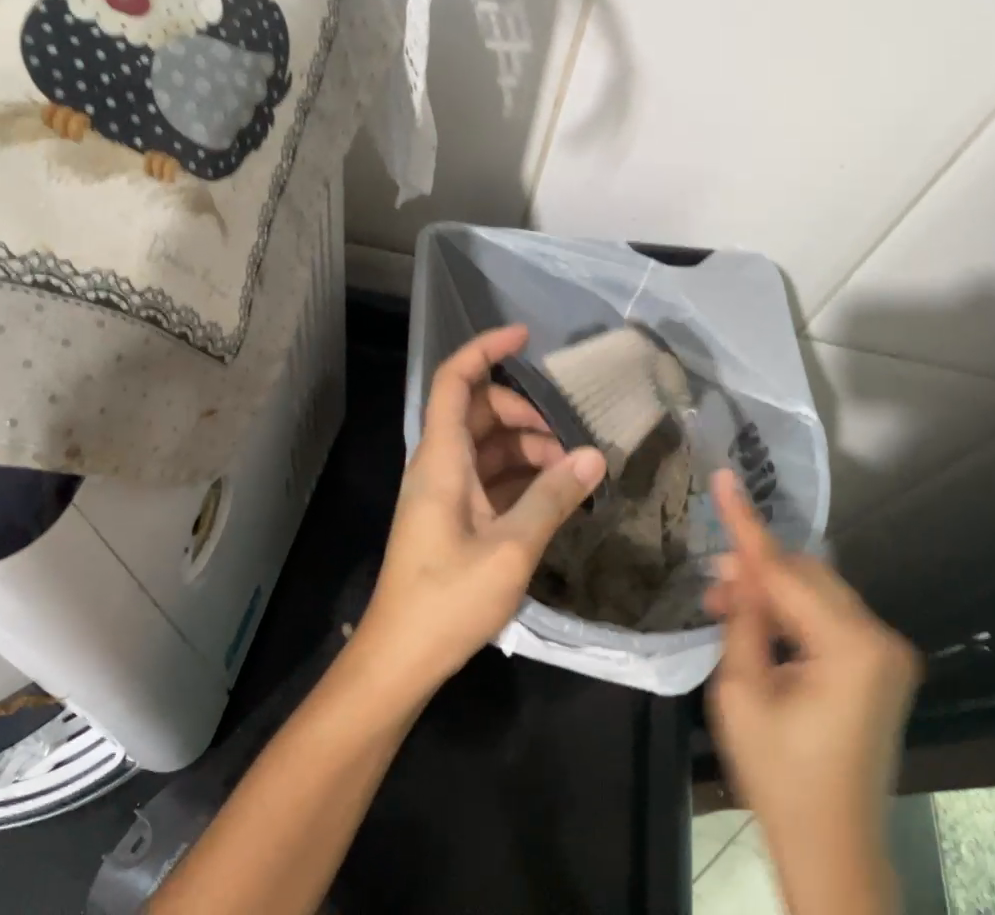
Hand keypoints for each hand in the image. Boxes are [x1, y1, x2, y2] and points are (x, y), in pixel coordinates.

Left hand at [356, 326, 606, 699]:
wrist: (400, 658)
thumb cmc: (447, 601)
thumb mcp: (510, 549)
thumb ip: (551, 499)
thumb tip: (594, 457)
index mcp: (440, 460)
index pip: (454, 381)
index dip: (486, 350)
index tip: (526, 336)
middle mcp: (437, 467)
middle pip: (478, 413)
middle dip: (524, 414)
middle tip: (568, 440)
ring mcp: (443, 495)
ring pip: (486, 448)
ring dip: (527, 450)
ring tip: (570, 473)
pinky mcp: (452, 521)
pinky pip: (488, 480)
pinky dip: (520, 479)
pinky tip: (554, 497)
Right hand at [704, 471, 920, 850]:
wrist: (832, 844)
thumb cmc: (778, 775)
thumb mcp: (742, 693)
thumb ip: (744, 620)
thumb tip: (736, 568)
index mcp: (851, 647)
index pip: (786, 571)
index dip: (747, 524)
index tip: (724, 478)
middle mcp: (881, 639)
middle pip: (808, 576)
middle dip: (756, 571)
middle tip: (709, 587)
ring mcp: (888, 654)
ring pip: (818, 594)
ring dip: (772, 593)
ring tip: (724, 610)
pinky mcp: (882, 668)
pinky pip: (830, 620)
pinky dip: (792, 615)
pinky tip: (758, 627)